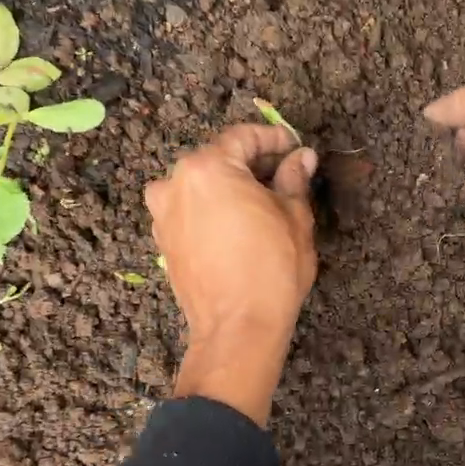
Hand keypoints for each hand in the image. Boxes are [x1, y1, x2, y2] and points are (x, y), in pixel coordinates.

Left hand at [143, 124, 317, 426]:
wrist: (238, 327)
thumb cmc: (272, 269)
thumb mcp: (294, 217)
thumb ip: (293, 179)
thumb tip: (300, 157)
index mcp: (208, 168)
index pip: (242, 137)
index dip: (273, 138)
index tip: (294, 147)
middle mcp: (176, 183)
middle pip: (218, 159)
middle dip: (252, 164)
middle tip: (285, 175)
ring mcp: (164, 213)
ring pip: (203, 186)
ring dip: (232, 188)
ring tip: (264, 204)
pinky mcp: (164, 240)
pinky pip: (192, 212)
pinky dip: (215, 210)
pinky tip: (241, 227)